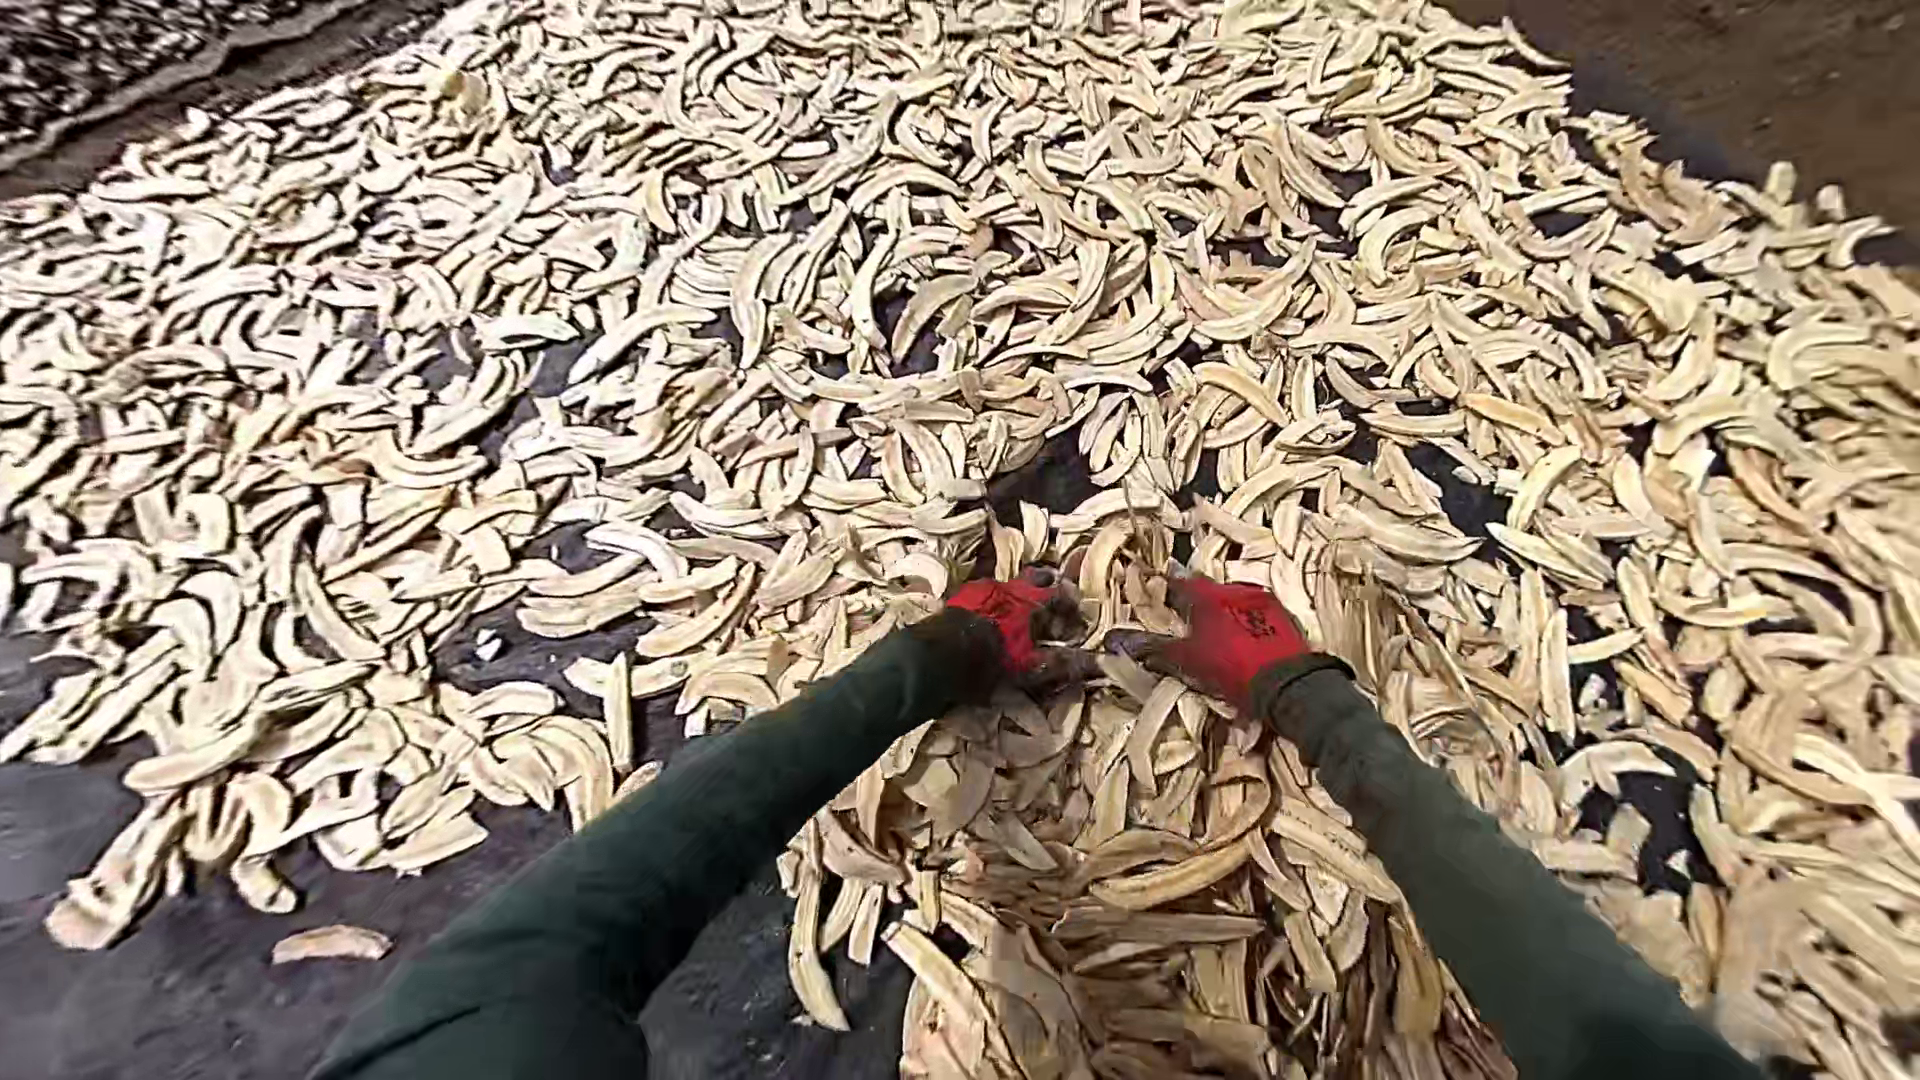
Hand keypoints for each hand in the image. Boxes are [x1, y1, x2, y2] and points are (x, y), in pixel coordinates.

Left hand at [946, 566, 1096, 692]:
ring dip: (1024, 593)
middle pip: (1036, 578)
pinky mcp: (963, 596)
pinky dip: (1000, 599)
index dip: (1072, 604)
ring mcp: (983, 589)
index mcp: (1029, 602)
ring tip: (1026, 612)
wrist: (933, 659)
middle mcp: (1008, 588)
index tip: (1077, 617)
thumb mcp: (1026, 670)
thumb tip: (1095, 662)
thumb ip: (1060, 663)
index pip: (1061, 594)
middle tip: (1054, 605)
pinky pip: (990, 591)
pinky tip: (996, 615)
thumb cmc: (985, 665)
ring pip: (1012, 582)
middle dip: (1049, 587)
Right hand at [1113, 568, 1310, 709]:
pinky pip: (1254, 613)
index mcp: (1208, 597)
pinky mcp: (1284, 619)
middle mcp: (1235, 591)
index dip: (1166, 585)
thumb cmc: (1230, 668)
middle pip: (1209, 590)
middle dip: (1196, 600)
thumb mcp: (1187, 661)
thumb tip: (1120, 642)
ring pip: (1233, 600)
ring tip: (1213, 629)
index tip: (1157, 587)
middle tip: (1185, 614)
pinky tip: (1239, 639)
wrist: (1289, 685)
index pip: (1180, 582)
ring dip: (1221, 610)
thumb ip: (1156, 650)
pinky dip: (1242, 621)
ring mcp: (1263, 603)